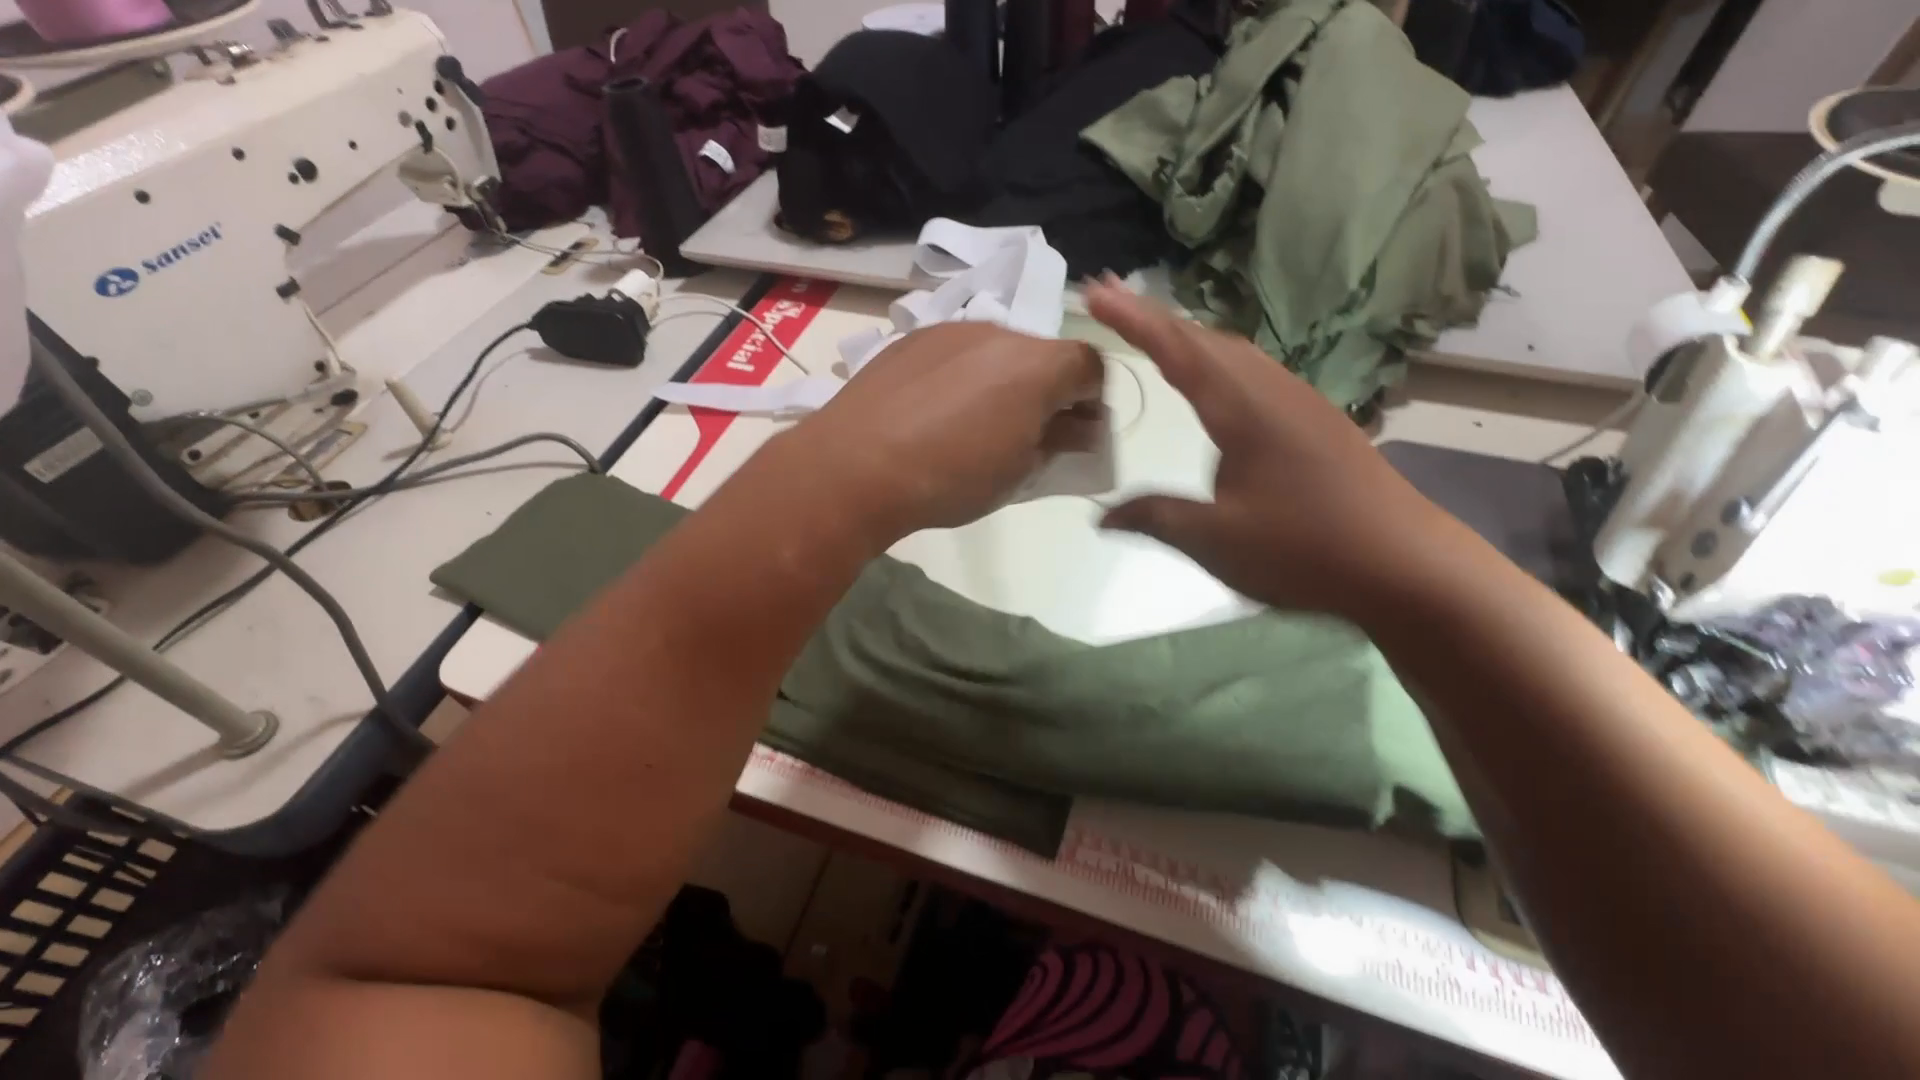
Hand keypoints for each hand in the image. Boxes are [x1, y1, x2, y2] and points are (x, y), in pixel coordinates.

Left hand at [782, 321, 1104, 541]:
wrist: (856, 466)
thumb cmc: (952, 477)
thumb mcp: (1019, 472)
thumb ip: (1058, 442)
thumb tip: (1076, 428)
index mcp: (1038, 364)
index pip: (1091, 366)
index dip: (1092, 400)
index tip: (1077, 435)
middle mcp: (999, 333)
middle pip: (1042, 355)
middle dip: (1047, 391)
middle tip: (1028, 436)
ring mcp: (950, 331)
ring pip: (996, 351)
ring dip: (1002, 382)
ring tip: (973, 427)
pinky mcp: (910, 340)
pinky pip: (955, 354)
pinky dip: (961, 377)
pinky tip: (934, 415)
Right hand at [1088, 281, 1456, 617]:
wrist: (1406, 565)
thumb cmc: (1305, 548)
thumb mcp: (1216, 540)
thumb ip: (1156, 517)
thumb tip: (1103, 515)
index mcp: (1243, 407)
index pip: (1177, 349)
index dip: (1133, 318)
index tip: (1095, 291)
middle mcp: (1273, 390)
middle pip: (1207, 339)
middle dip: (1155, 317)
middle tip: (1111, 300)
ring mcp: (1301, 402)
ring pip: (1236, 353)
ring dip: (1190, 337)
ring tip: (1152, 332)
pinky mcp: (1317, 422)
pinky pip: (1255, 372)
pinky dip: (1218, 361)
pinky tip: (1215, 382)